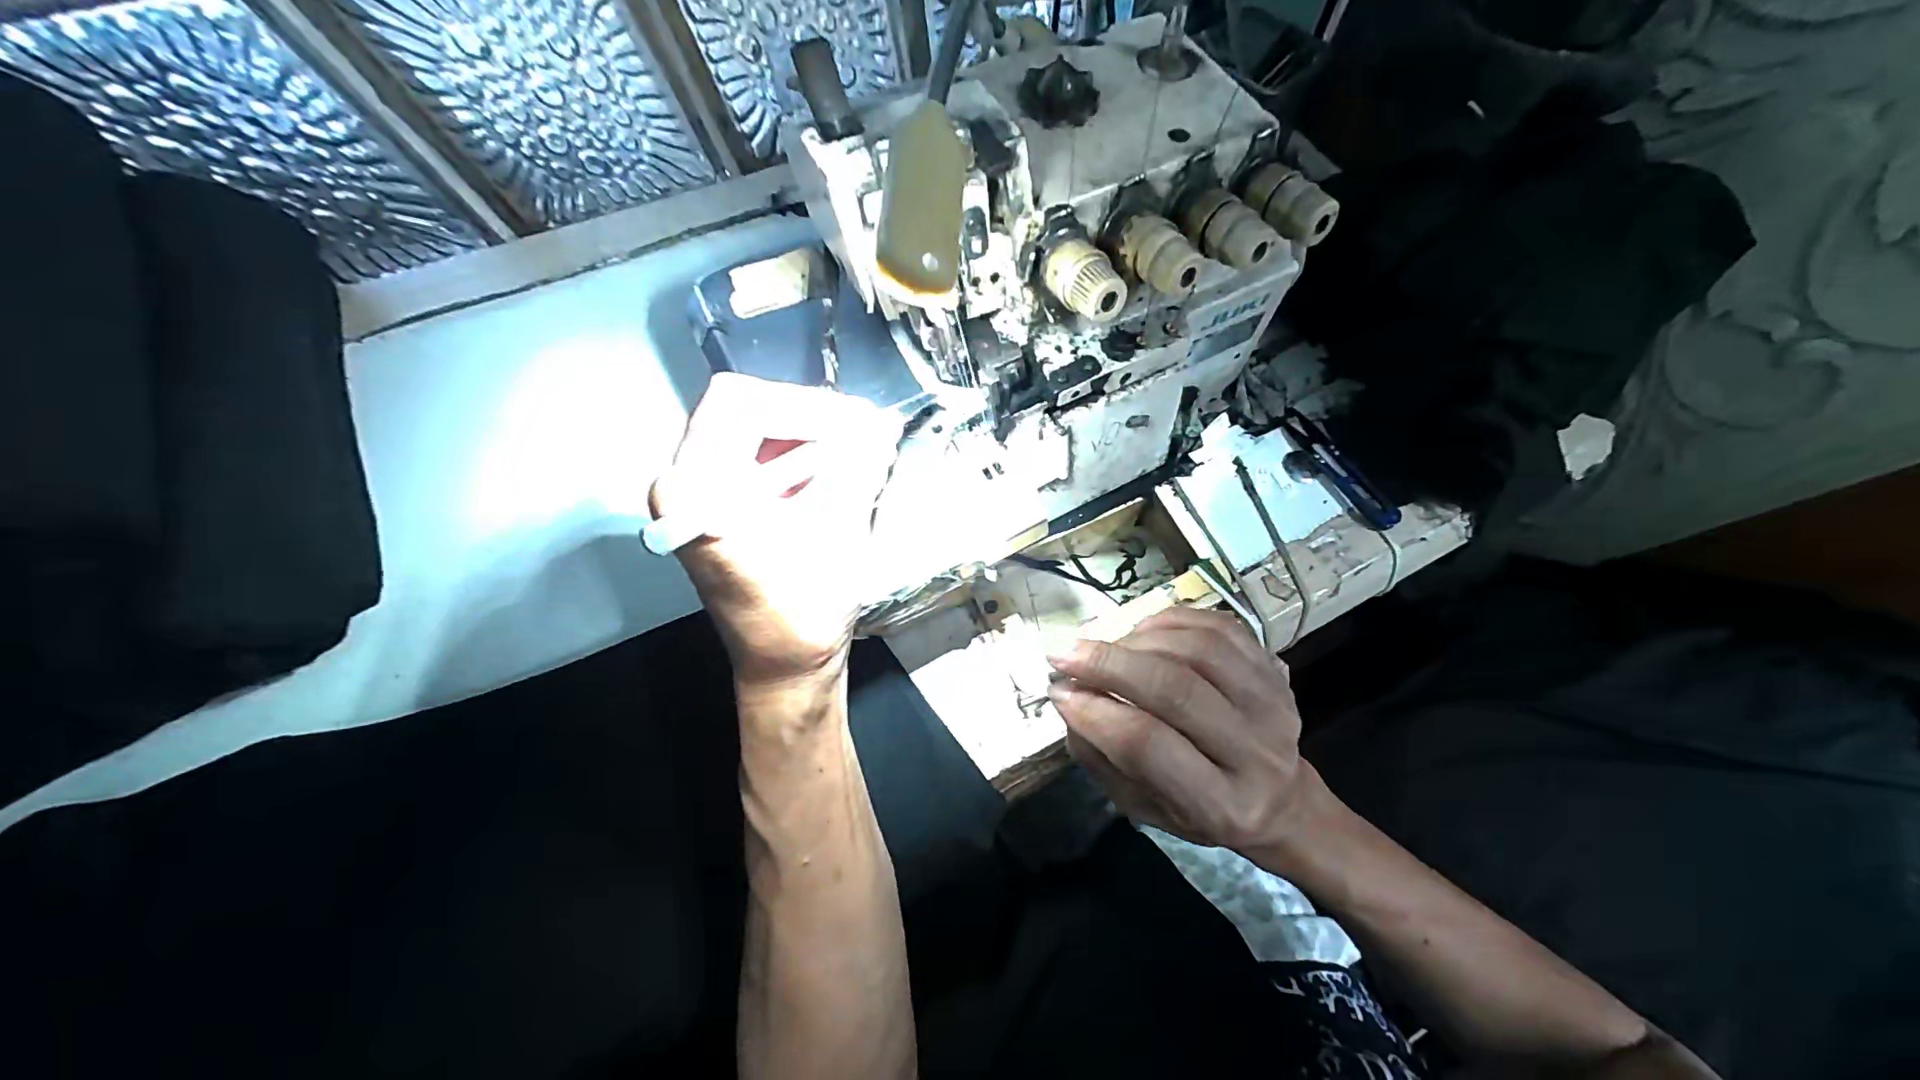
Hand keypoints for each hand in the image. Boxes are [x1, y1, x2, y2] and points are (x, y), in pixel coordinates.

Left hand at [652, 373, 902, 691]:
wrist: (782, 665)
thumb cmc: (804, 614)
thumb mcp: (840, 534)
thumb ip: (860, 468)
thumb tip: (882, 422)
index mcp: (699, 493)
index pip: (742, 405)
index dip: (806, 407)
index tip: (856, 426)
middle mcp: (682, 484)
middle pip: (740, 407)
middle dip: (807, 415)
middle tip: (860, 433)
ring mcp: (692, 493)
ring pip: (745, 424)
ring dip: (802, 431)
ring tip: (853, 450)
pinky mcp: (710, 502)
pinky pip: (748, 450)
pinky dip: (791, 450)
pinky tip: (827, 469)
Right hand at [1046, 606, 1313, 851]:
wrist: (1277, 798)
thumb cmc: (1195, 809)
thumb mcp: (1139, 803)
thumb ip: (1099, 755)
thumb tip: (1067, 695)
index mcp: (1220, 806)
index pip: (1148, 745)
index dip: (1095, 712)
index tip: (1059, 692)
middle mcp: (1258, 755)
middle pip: (1176, 689)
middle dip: (1109, 664)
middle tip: (1067, 655)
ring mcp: (1274, 706)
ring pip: (1198, 650)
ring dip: (1137, 640)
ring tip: (1107, 648)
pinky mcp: (1276, 670)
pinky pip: (1219, 627)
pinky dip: (1170, 620)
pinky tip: (1141, 632)